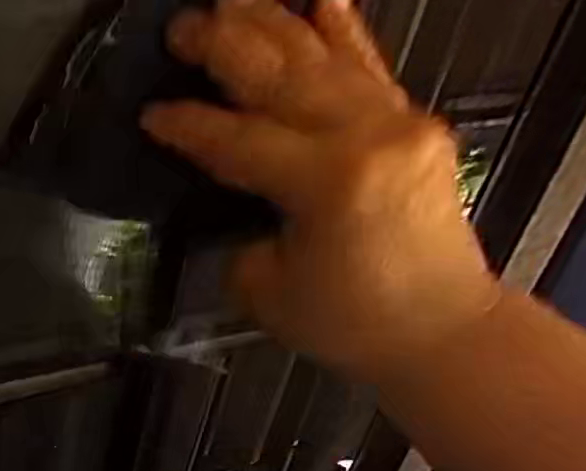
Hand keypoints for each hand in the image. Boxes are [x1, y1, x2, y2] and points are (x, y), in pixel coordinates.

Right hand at [141, 0, 503, 382]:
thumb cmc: (344, 320)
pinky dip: (340, 26)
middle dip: (227, 45)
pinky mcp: (410, 122)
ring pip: (325, 56)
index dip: (190, 127)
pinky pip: (368, 64)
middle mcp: (368, 133)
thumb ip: (247, 233)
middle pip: (284, 76)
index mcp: (327, 181)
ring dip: (273, 20)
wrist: (435, 325)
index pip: (241, 141)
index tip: (150, 112)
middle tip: (183, 22)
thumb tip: (245, 204)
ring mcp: (398, 120)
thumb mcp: (267, 289)